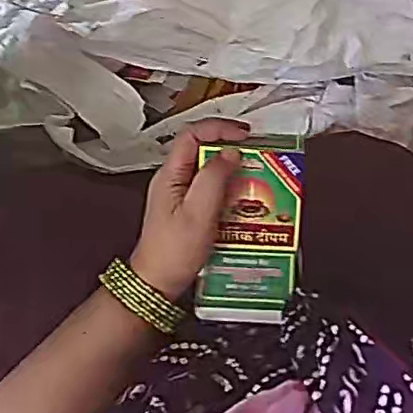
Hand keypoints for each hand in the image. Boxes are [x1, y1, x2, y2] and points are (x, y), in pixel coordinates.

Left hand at [129, 118, 249, 297]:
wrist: (157, 284)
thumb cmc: (171, 253)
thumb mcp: (197, 212)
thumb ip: (214, 178)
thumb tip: (230, 153)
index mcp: (170, 175)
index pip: (193, 134)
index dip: (220, 129)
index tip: (245, 135)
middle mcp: (174, 180)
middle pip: (204, 150)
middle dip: (232, 151)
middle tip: (256, 157)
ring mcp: (181, 195)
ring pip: (210, 171)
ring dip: (233, 173)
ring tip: (254, 180)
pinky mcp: (189, 210)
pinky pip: (213, 191)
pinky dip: (230, 192)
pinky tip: (243, 204)